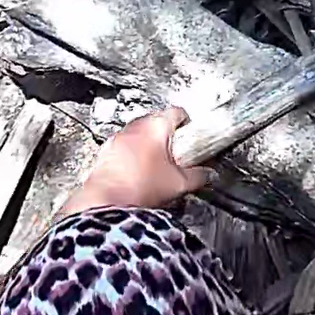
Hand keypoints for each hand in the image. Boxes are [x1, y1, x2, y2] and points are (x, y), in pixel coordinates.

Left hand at [59, 107, 212, 215]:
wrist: (107, 202)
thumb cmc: (140, 188)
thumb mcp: (178, 183)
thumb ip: (197, 176)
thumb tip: (208, 174)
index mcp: (155, 126)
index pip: (177, 112)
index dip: (187, 122)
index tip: (191, 133)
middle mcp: (135, 126)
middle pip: (157, 121)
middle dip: (168, 135)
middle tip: (176, 154)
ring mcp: (118, 137)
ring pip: (138, 134)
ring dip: (148, 144)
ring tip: (157, 166)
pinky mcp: (106, 151)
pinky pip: (124, 146)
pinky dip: (132, 154)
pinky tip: (137, 173)